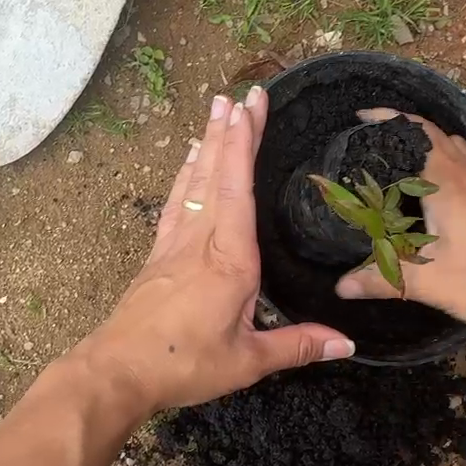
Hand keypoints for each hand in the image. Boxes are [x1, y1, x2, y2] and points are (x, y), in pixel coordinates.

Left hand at [72, 87, 354, 414]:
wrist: (116, 371)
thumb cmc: (183, 364)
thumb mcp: (247, 361)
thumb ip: (298, 345)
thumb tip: (348, 344)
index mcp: (230, 258)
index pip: (239, 186)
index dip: (245, 141)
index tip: (251, 104)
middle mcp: (201, 240)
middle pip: (216, 173)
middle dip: (229, 131)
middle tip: (240, 94)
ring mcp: (175, 244)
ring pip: (194, 181)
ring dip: (207, 144)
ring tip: (215, 110)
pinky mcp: (158, 255)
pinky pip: (176, 202)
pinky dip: (185, 175)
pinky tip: (189, 162)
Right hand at [334, 108, 465, 331]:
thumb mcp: (427, 282)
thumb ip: (381, 279)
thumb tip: (341, 286)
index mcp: (447, 182)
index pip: (416, 132)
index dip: (388, 120)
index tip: (360, 118)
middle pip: (435, 136)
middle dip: (404, 131)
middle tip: (372, 141)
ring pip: (455, 151)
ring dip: (429, 146)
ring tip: (399, 161)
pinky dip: (445, 166)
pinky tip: (434, 195)